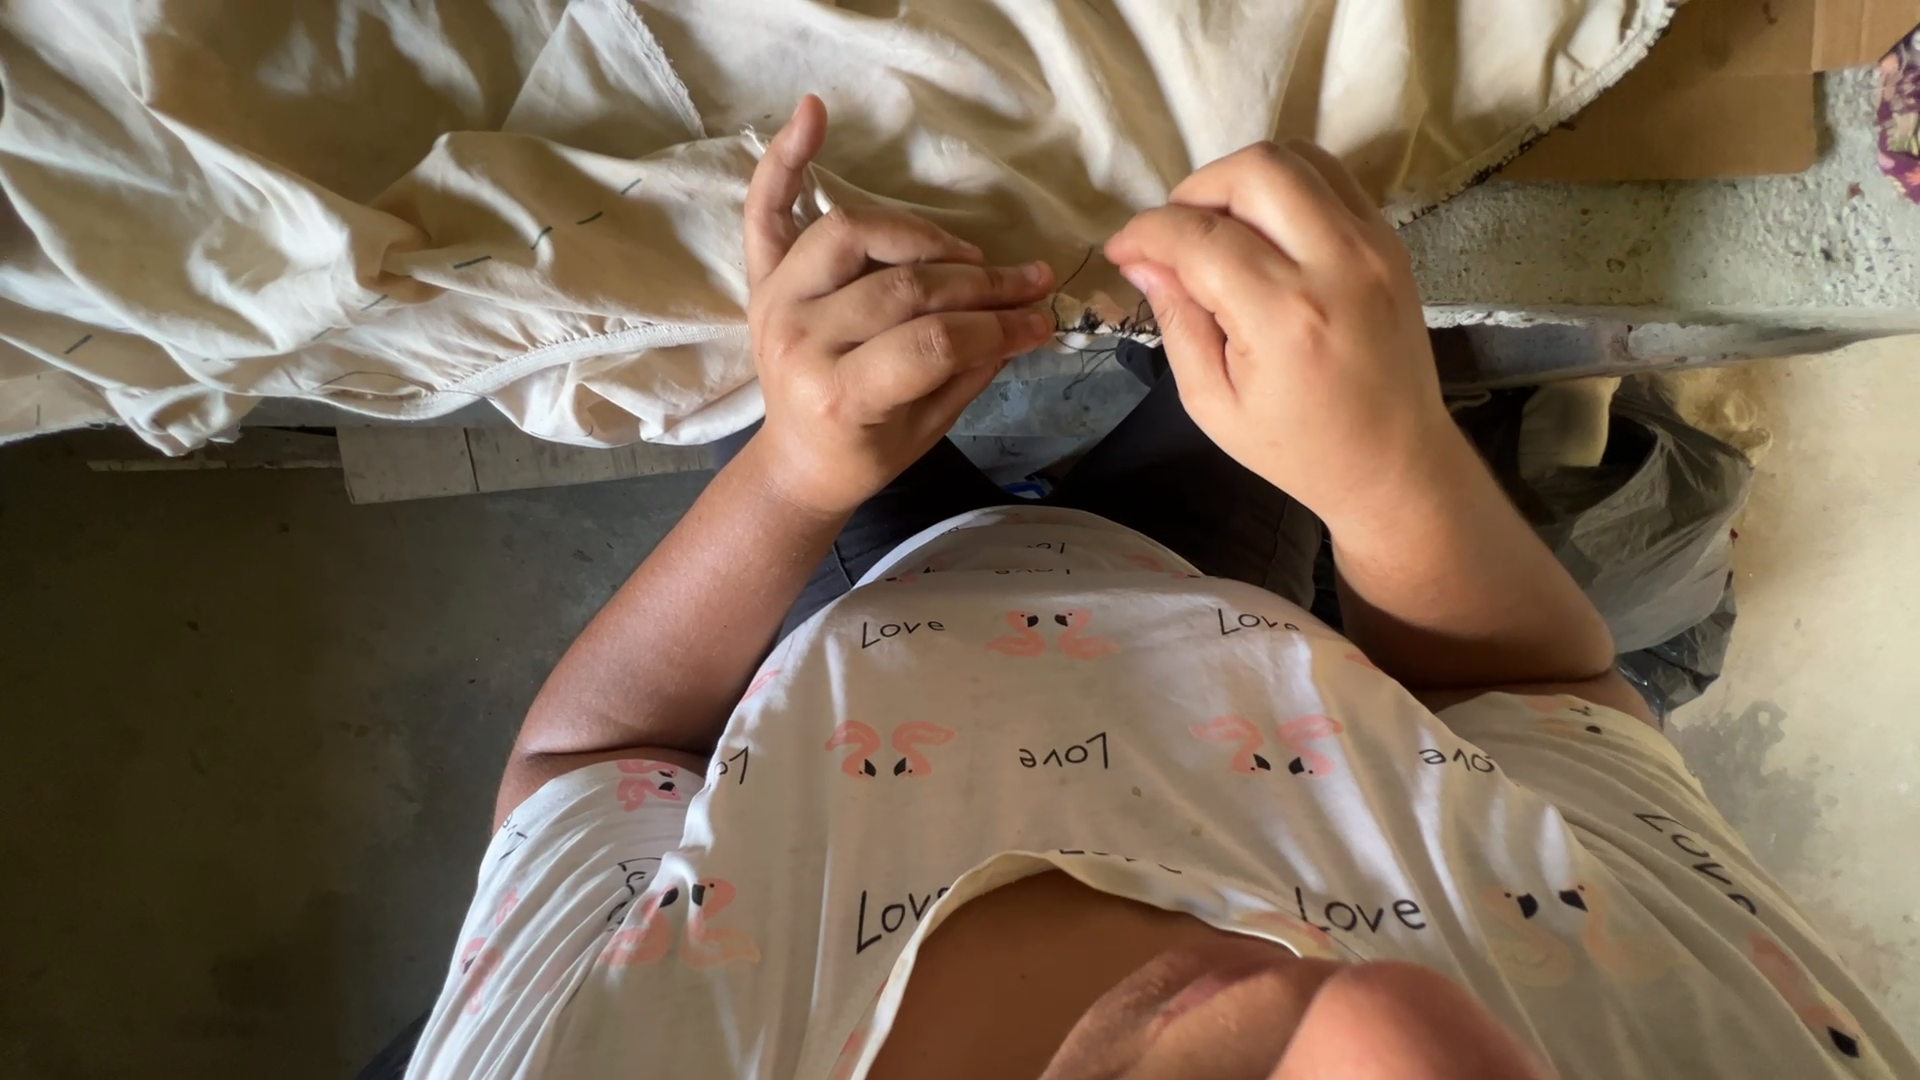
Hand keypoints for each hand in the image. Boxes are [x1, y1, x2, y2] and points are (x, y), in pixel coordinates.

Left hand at [740, 95, 1057, 516]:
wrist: (799, 463)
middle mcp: (801, 341)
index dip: (998, 327)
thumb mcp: (927, 430)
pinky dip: (786, 161)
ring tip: (965, 256)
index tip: (1042, 321)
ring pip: (855, 233)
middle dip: (980, 286)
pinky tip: (814, 113)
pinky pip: (766, 210)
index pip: (934, 344)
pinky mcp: (762, 282)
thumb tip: (1024, 320)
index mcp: (840, 395)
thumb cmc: (865, 456)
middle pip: (905, 287)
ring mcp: (776, 303)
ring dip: (922, 236)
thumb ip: (970, 372)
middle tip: (1026, 286)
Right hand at [1103, 140, 1458, 527]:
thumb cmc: (1293, 448)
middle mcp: (1334, 262)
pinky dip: (1280, 189)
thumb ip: (1177, 323)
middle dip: (1192, 192)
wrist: (1392, 461)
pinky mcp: (1389, 240)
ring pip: (1295, 158)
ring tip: (1211, 229)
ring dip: (1237, 182)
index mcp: (1282, 316)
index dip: (1145, 233)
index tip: (1120, 251)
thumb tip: (1143, 262)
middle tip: (1170, 237)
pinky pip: (1328, 178)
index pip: (1199, 238)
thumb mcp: (1211, 403)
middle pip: (1252, 171)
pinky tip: (1258, 232)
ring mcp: (1372, 243)